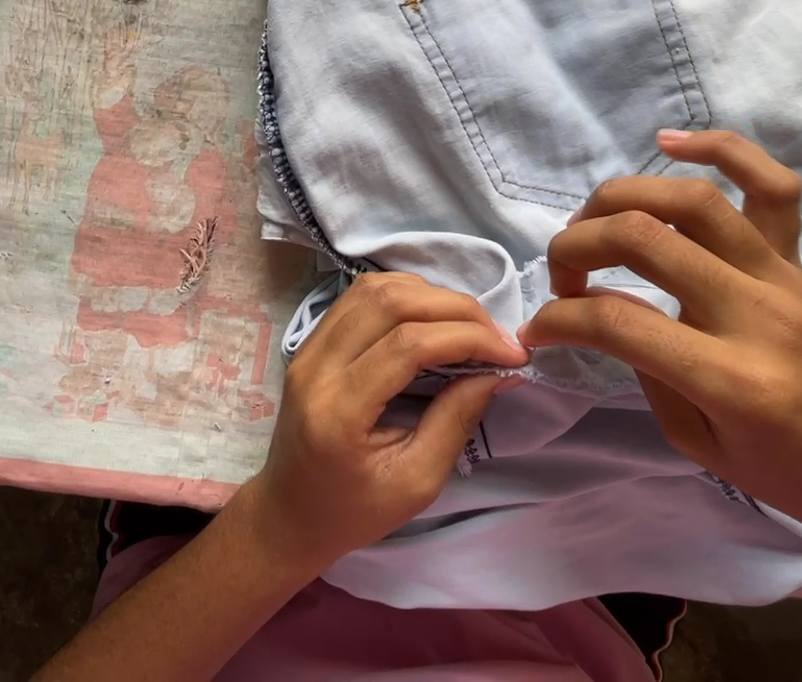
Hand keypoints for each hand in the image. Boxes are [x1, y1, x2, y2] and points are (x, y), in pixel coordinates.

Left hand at [234, 272, 527, 576]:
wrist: (290, 512)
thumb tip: (498, 371)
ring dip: (429, 295)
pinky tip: (431, 317)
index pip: (407, 344)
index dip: (466, 338)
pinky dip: (402, 295)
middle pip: (389, 303)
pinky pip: (357, 297)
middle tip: (497, 337)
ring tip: (468, 326)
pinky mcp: (310, 342)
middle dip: (455, 309)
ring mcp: (307, 348)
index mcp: (339, 410)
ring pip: (372, 289)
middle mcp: (316, 366)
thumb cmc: (354, 510)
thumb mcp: (416, 482)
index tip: (511, 355)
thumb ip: (455, 420)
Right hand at [520, 129, 801, 547]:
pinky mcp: (799, 260)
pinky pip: (769, 185)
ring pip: (691, 199)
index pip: (616, 323)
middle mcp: (757, 313)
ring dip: (619, 198)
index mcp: (732, 379)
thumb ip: (645, 368)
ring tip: (593, 222)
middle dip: (575, 246)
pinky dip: (719, 148)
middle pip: (642, 238)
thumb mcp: (698, 443)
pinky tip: (670, 144)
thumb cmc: (796, 476)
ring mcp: (783, 277)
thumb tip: (599, 312)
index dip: (558, 320)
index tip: (538, 330)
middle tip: (563, 277)